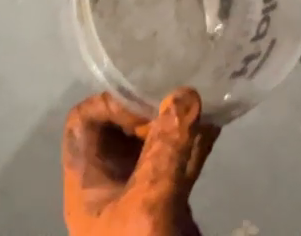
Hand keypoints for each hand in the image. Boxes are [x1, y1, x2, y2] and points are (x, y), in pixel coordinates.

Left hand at [62, 88, 218, 235]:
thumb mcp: (150, 207)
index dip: (112, 105)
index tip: (150, 107)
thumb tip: (185, 93)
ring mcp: (139, 195)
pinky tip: (216, 123)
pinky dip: (196, 143)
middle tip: (183, 99)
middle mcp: (109, 182)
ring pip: (154, 143)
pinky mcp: (168, 207)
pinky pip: (180, 163)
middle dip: (150, 106)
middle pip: (120, 128)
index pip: (84, 122)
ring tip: (205, 101)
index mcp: (86, 182)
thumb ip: (166, 152)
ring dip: (178, 122)